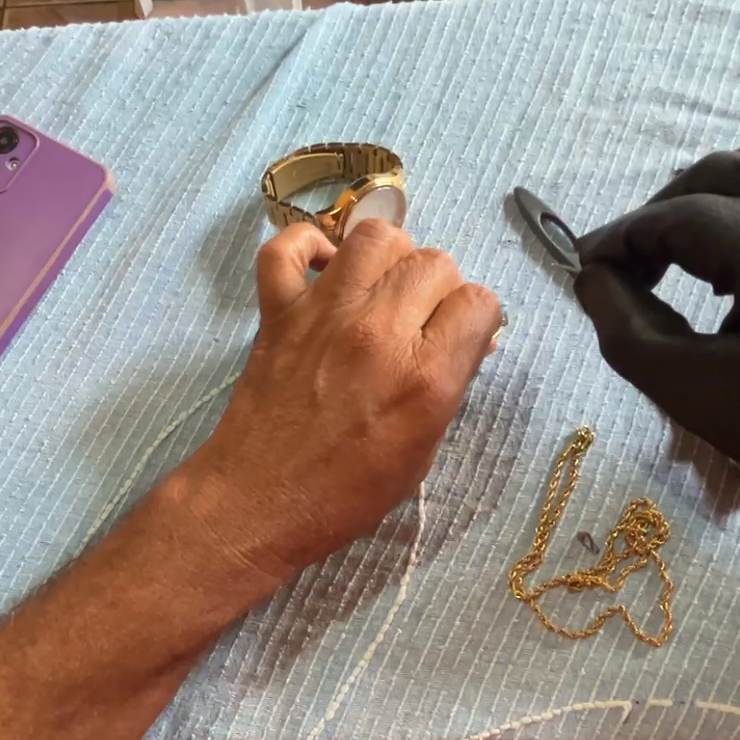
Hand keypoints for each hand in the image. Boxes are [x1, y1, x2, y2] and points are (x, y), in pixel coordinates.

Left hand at [177, 220, 502, 583]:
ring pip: (375, 237)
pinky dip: (306, 247)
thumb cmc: (347, 493)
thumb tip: (469, 337)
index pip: (479, 301)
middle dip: (440, 288)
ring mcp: (323, 315)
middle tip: (421, 321)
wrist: (260, 502)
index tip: (461, 337)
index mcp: (424, 376)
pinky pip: (286, 249)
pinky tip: (323, 271)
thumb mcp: (422, 451)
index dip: (476, 318)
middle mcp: (379, 332)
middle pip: (434, 262)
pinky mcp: (278, 312)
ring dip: (390, 256)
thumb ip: (450, 384)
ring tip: (383, 288)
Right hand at [572, 142, 739, 578]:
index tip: (584, 268)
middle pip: (719, 174)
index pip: (679, 216)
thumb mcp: (691, 390)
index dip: (621, 237)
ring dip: (707, 196)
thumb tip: (591, 275)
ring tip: (679, 248)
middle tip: (629, 267)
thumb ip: (623, 327)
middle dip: (659, 214)